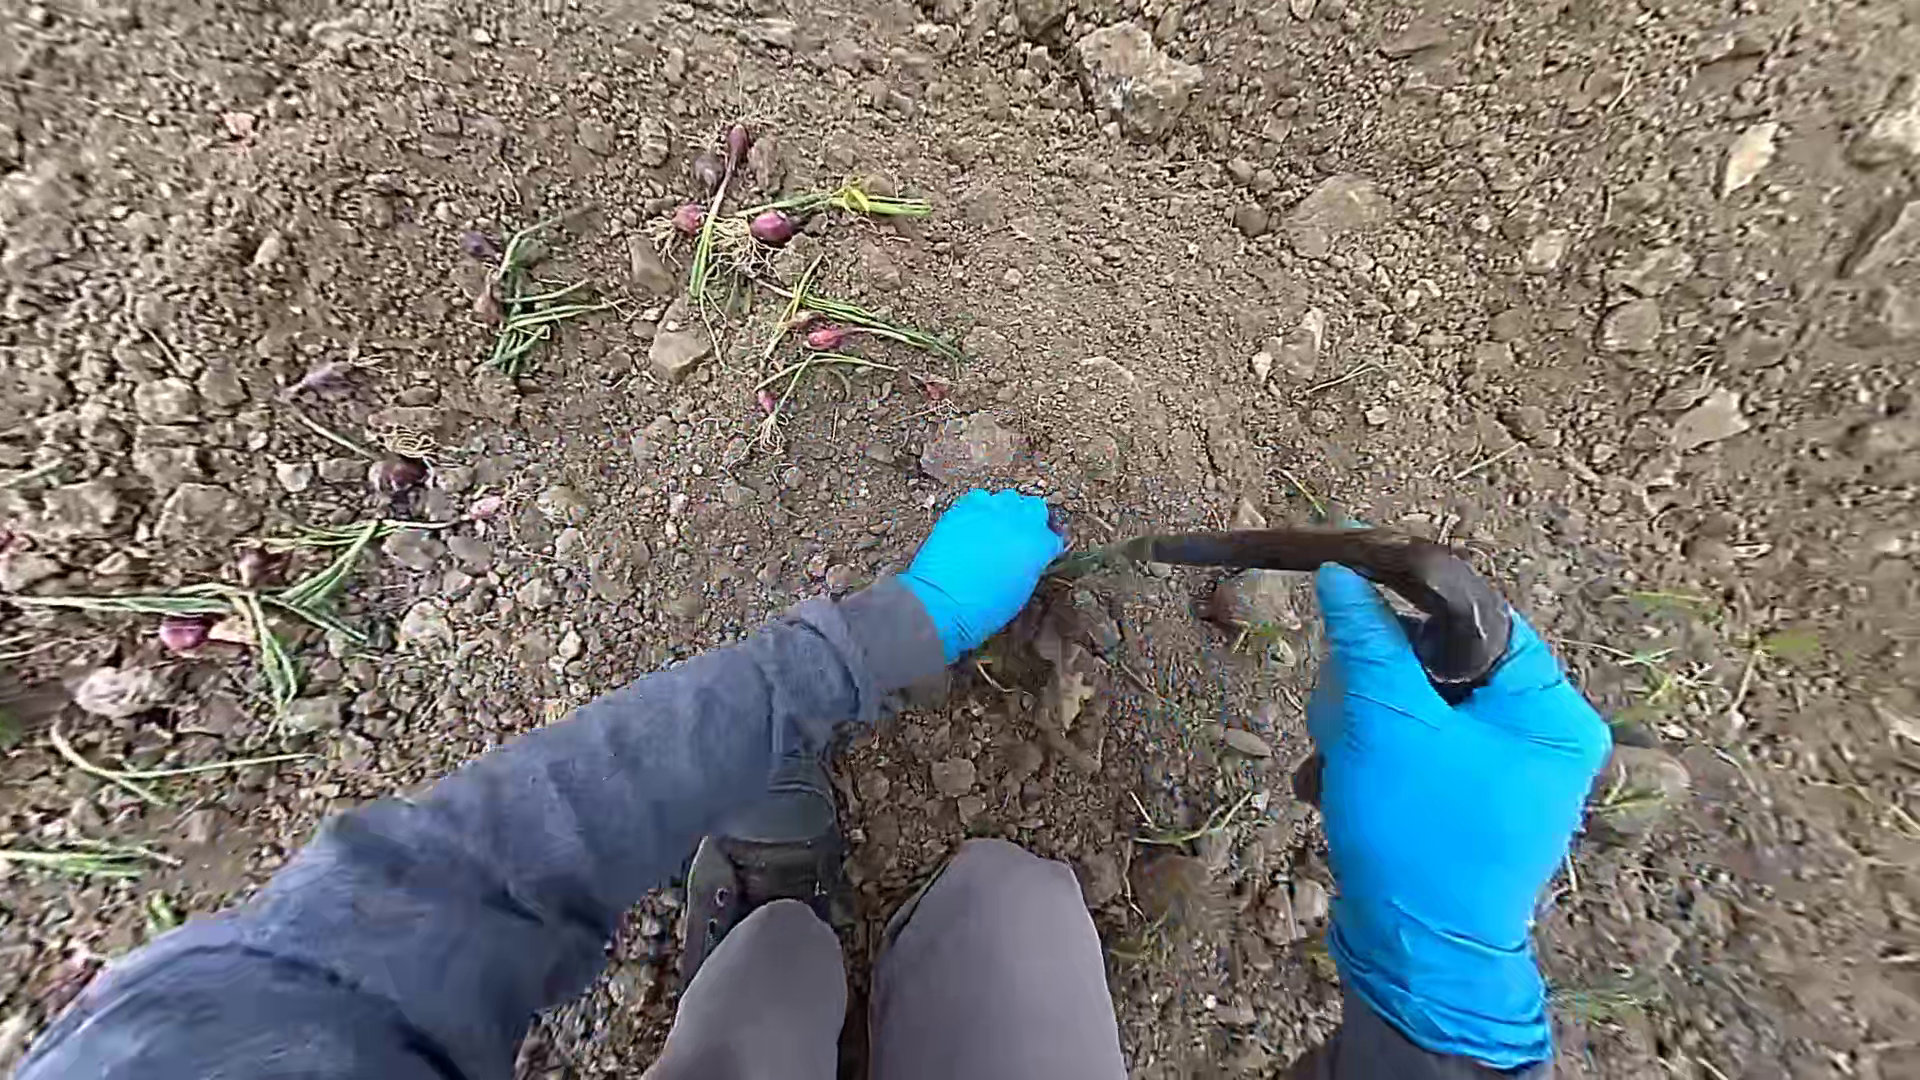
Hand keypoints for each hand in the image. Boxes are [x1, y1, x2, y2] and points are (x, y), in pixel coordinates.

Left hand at [899, 489, 1061, 662]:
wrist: (944, 603)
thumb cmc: (983, 611)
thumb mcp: (1019, 594)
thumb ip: (1029, 569)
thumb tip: (1026, 562)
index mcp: (1039, 547)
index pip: (1053, 538)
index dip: (1045, 546)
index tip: (1039, 553)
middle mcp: (1020, 523)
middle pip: (1035, 509)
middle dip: (1031, 521)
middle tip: (1019, 537)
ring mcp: (992, 512)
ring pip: (1008, 499)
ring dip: (1005, 511)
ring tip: (995, 528)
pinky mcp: (965, 508)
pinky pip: (979, 499)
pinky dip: (979, 509)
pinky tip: (973, 524)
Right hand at [1308, 565, 1609, 1068]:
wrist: (1412, 937)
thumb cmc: (1414, 822)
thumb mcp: (1385, 719)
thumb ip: (1365, 639)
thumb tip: (1339, 572)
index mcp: (1543, 708)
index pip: (1477, 617)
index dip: (1410, 597)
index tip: (1348, 582)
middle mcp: (1528, 726)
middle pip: (1433, 654)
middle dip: (1371, 673)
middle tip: (1342, 706)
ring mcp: (1489, 755)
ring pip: (1406, 690)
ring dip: (1357, 709)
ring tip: (1339, 748)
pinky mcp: (1451, 776)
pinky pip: (1400, 726)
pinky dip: (1363, 736)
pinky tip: (1342, 763)